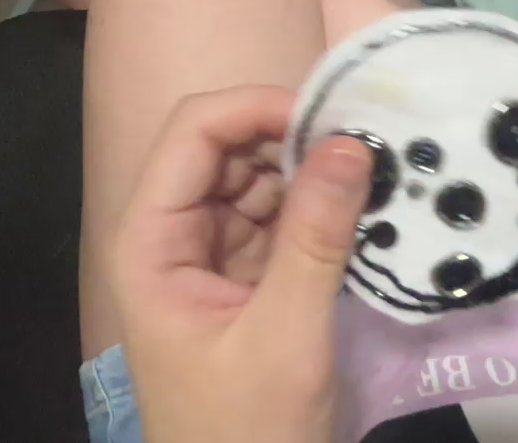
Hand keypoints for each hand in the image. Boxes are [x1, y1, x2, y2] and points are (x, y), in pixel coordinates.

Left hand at [111, 86, 372, 442]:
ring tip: (367, 170)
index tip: (325, 116)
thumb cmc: (245, 436)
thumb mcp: (285, 338)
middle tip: (360, 143)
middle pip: (224, 146)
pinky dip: (312, 204)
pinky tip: (353, 205)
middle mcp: (171, 229)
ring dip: (305, 168)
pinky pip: (274, 213)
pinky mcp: (241, 270)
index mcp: (150, 237)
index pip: (193, 132)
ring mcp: (206, 247)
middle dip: (287, 137)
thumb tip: (351, 143)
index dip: (253, 108)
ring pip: (253, 174)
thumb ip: (315, 238)